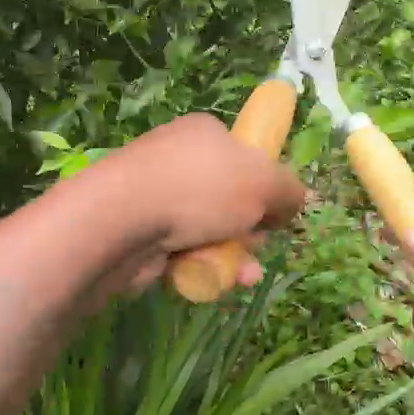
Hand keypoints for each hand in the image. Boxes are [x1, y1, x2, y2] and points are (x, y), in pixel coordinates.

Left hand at [82, 113, 306, 291]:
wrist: (121, 220)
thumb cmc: (199, 189)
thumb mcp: (264, 183)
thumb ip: (288, 191)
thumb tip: (292, 203)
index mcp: (203, 133)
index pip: (242, 155)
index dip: (262, 184)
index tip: (272, 210)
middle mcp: (177, 160)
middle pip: (228, 199)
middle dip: (249, 229)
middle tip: (255, 243)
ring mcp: (155, 197)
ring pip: (208, 231)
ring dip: (231, 255)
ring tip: (242, 276)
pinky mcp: (139, 233)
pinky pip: (182, 253)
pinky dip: (199, 268)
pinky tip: (214, 281)